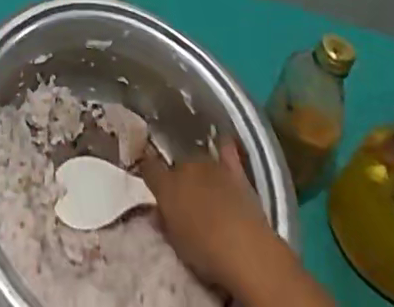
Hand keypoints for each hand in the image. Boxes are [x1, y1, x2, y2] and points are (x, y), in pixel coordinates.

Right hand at [139, 142, 333, 306]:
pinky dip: (223, 146)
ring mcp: (212, 165)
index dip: (147, 169)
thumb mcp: (175, 242)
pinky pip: (226, 149)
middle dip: (177, 176)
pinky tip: (222, 140)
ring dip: (198, 169)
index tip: (147, 175)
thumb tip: (158, 211)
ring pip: (199, 159)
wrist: (245, 249)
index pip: (148, 167)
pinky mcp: (236, 170)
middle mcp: (186, 167)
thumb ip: (164, 221)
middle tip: (181, 196)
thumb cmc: (205, 254)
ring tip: (202, 183)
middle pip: (176, 164)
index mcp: (166, 185)